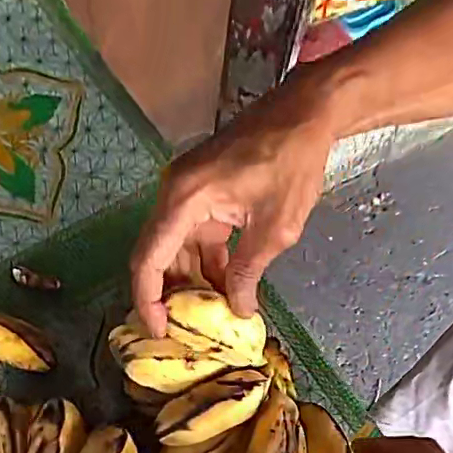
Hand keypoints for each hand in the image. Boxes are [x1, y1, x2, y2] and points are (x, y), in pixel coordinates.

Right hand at [129, 82, 336, 333]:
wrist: (305, 117)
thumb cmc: (291, 166)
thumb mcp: (274, 230)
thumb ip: (248, 272)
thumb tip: (236, 311)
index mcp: (184, 199)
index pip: (150, 257)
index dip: (148, 299)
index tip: (157, 332)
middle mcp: (177, 195)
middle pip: (160, 256)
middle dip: (171, 298)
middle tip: (185, 335)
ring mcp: (191, 196)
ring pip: (180, 251)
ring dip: (194, 285)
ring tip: (208, 322)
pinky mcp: (208, 198)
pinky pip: (199, 241)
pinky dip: (210, 268)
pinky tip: (225, 295)